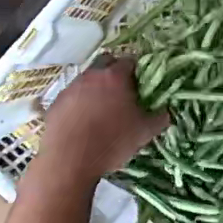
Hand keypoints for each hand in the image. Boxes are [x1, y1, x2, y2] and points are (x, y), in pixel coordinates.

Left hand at [32, 56, 168, 183]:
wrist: (68, 161)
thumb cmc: (112, 141)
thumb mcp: (144, 132)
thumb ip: (160, 118)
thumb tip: (167, 111)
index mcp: (115, 77)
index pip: (130, 61)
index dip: (138, 71)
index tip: (142, 84)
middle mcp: (91, 76)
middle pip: (105, 63)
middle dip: (115, 72)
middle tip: (123, 93)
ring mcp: (70, 88)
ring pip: (87, 79)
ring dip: (96, 88)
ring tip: (102, 110)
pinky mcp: (55, 103)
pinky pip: (72, 96)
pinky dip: (79, 103)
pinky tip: (83, 122)